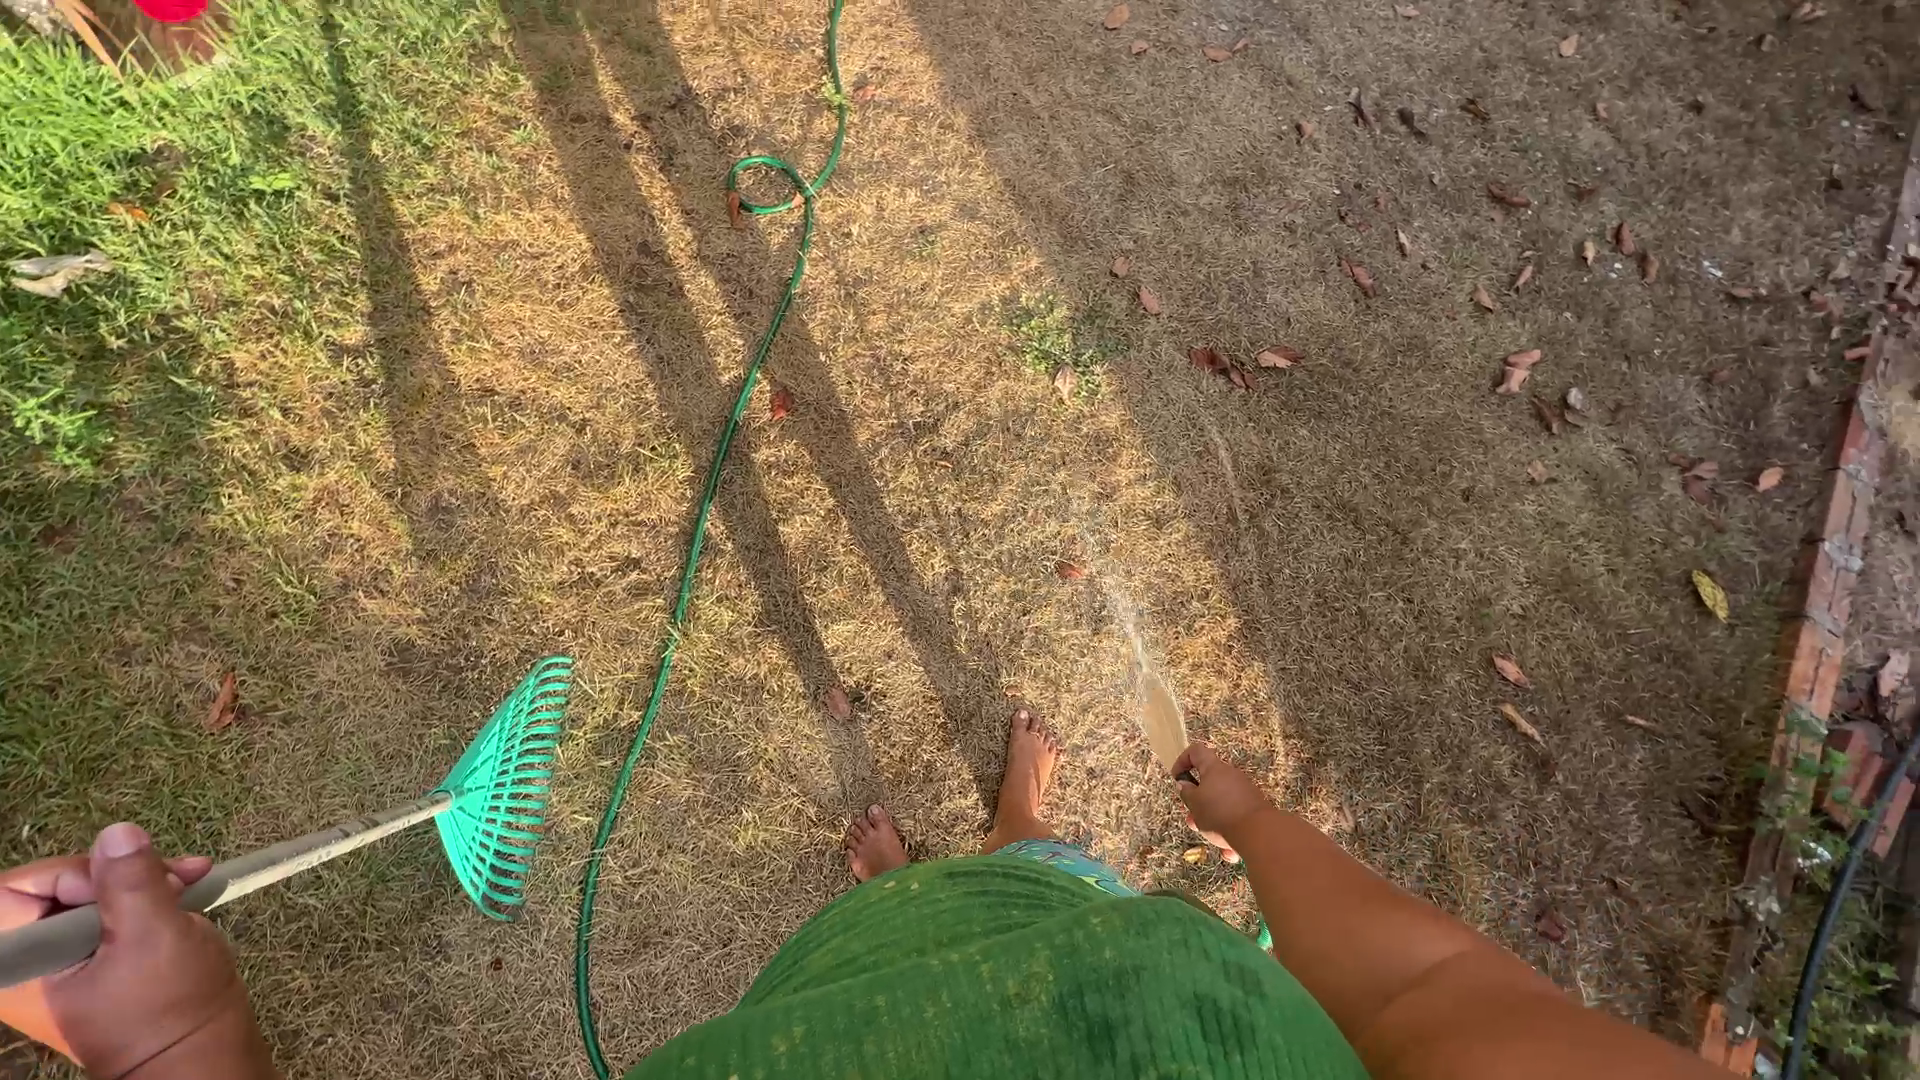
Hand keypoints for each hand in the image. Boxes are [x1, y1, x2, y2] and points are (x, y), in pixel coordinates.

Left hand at [0, 823, 254, 1077]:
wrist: (192, 1045)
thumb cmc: (166, 1000)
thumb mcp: (155, 936)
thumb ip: (132, 883)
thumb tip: (117, 832)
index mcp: (19, 962)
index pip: (13, 890)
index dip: (74, 873)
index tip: (131, 881)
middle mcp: (27, 958)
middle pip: (53, 885)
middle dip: (122, 872)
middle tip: (176, 874)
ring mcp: (58, 957)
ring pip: (88, 890)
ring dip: (145, 878)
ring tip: (192, 878)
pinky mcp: (89, 954)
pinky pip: (107, 906)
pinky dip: (149, 891)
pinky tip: (185, 888)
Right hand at [1173, 742, 1274, 849]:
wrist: (1260, 834)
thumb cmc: (1220, 814)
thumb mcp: (1194, 804)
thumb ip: (1186, 793)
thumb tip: (1184, 784)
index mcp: (1213, 768)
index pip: (1195, 751)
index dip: (1182, 761)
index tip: (1177, 780)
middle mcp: (1231, 776)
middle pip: (1208, 783)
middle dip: (1198, 804)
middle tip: (1193, 820)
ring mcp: (1245, 792)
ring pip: (1221, 804)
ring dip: (1213, 821)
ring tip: (1212, 840)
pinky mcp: (1256, 809)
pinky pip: (1236, 817)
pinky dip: (1230, 832)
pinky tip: (1231, 851)